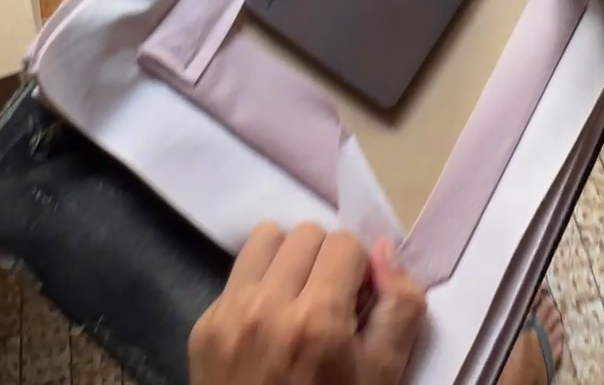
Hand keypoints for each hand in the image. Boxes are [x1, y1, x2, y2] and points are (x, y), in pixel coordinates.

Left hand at [190, 223, 426, 384]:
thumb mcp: (383, 377)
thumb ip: (399, 307)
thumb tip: (383, 248)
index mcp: (318, 321)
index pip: (345, 242)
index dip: (358, 270)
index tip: (357, 302)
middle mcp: (269, 307)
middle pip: (306, 233)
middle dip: (326, 259)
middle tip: (330, 300)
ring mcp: (229, 315)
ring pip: (267, 237)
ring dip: (288, 258)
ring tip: (297, 297)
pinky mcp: (203, 326)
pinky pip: (239, 272)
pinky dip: (259, 285)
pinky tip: (268, 323)